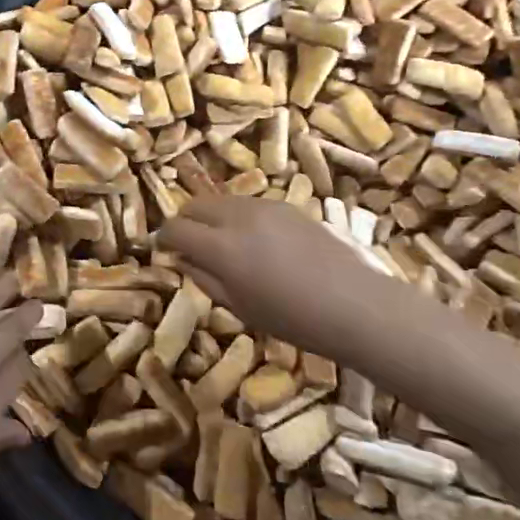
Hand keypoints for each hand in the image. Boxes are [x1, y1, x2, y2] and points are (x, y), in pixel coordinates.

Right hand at [158, 196, 395, 351]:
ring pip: (224, 200)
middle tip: (187, 242)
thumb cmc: (294, 318)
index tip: (162, 248)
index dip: (163, 238)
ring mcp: (267, 206)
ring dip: (212, 216)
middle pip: (197, 204)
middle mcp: (240, 216)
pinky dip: (238, 216)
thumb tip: (184, 259)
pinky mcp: (290, 206)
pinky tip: (253, 240)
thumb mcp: (240, 307)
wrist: (357, 304)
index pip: (177, 229)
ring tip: (220, 241)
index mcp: (222, 247)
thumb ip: (206, 278)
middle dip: (185, 220)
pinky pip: (250, 204)